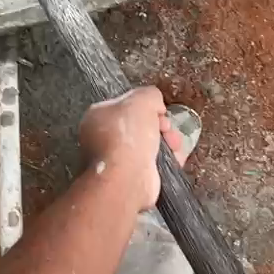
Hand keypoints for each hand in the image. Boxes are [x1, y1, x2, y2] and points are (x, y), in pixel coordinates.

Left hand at [78, 86, 186, 210]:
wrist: (127, 179)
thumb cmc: (128, 136)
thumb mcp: (142, 100)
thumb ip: (150, 94)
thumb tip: (156, 106)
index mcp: (98, 116)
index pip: (127, 106)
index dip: (147, 107)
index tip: (159, 112)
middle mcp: (103, 138)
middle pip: (141, 125)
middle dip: (162, 126)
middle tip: (167, 130)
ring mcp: (116, 160)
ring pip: (151, 144)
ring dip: (168, 142)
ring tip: (174, 146)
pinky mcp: (131, 177)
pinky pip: (154, 163)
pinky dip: (168, 160)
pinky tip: (175, 159)